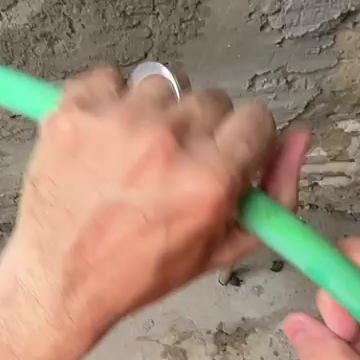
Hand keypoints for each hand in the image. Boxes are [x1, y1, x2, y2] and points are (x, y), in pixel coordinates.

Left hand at [0, 66, 308, 359]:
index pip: (256, 119)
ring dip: (154, 115)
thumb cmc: (138, 274)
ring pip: (163, 85)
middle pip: (211, 100)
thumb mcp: (218, 251)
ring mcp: (118, 121)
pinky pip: (110, 77)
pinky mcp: (75, 110)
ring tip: (133, 159)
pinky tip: (103, 143)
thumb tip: (300, 140)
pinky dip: (109, 103)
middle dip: (199, 131)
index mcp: (209, 179)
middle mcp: (168, 142)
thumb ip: (272, 196)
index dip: (242, 142)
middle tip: (170, 170)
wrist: (60, 282)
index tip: (224, 157)